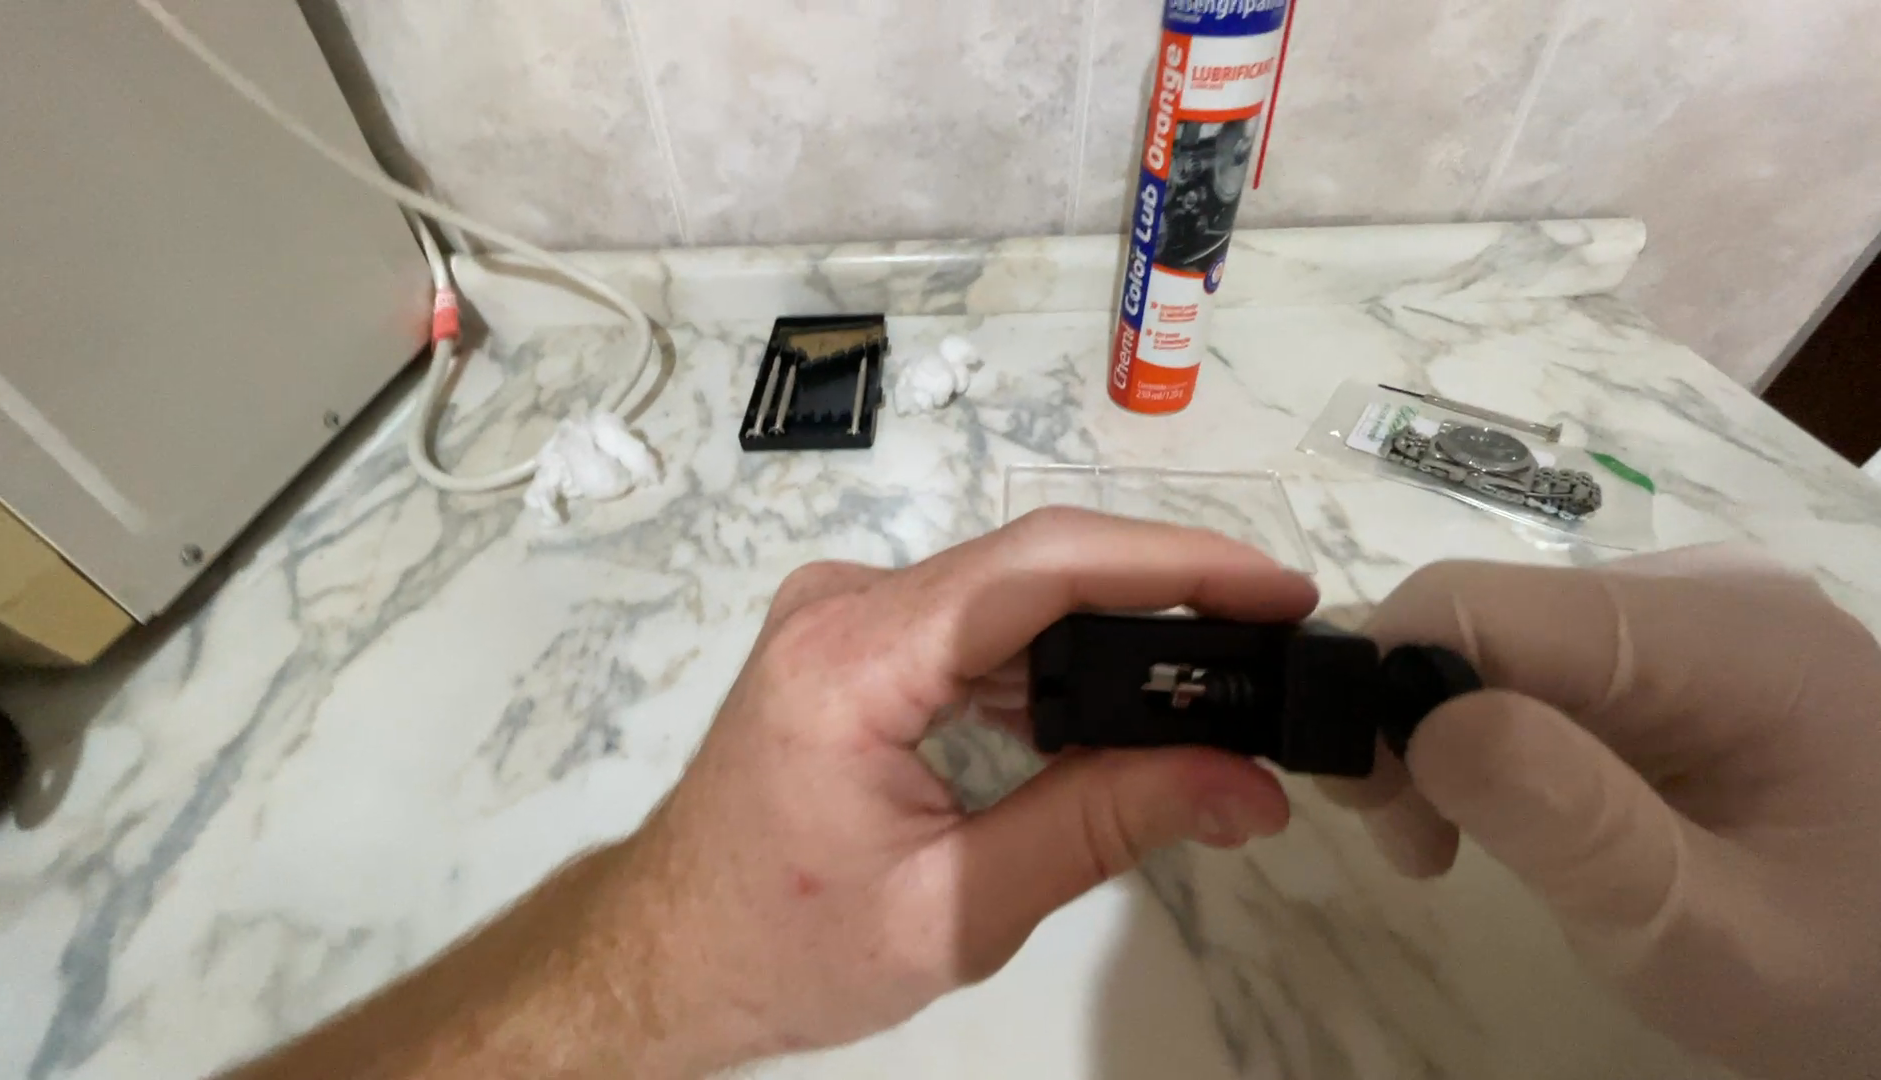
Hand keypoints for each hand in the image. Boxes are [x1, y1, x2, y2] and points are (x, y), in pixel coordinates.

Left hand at [599, 508, 1317, 1074]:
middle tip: (1269, 629)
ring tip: (1216, 662)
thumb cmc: (788, 945)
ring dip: (1112, 619)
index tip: (1274, 586)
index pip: (1037, 568)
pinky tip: (1120, 683)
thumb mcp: (958, 907)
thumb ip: (1104, 828)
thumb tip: (1245, 786)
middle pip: (1029, 564)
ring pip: (1008, 587)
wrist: (671, 943)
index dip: (1169, 563)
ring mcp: (844, 608)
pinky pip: (974, 616)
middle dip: (1159, 589)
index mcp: (853, 659)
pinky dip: (1053, 646)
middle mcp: (844, 603)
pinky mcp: (855, 629)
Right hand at [1328, 550, 1880, 1079]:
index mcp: (1712, 632)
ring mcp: (1673, 614)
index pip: (1465, 603)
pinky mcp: (1657, 651)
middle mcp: (1684, 589)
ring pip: (1478, 644)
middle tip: (1407, 839)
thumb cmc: (1875, 986)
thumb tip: (1420, 722)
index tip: (1366, 794)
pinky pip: (1518, 667)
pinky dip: (1475, 737)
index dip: (1375, 681)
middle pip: (1464, 621)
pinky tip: (1501, 804)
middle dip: (1399, 725)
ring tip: (1446, 840)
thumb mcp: (1719, 945)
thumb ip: (1576, 829)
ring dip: (1430, 739)